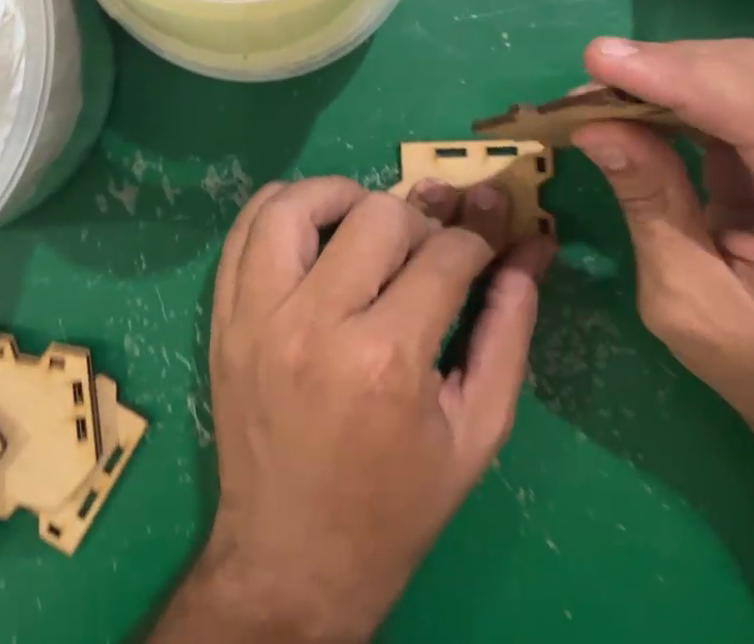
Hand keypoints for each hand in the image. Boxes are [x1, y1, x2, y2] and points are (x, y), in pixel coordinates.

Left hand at [190, 178, 555, 640]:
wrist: (293, 557)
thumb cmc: (397, 505)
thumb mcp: (478, 430)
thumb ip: (509, 332)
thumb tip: (530, 251)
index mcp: (386, 359)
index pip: (446, 253)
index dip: (482, 236)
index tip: (490, 235)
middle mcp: (314, 325)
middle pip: (378, 215)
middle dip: (422, 221)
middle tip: (430, 253)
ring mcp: (255, 318)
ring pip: (296, 204)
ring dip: (344, 197)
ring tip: (368, 224)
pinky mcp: (223, 321)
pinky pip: (243, 231)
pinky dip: (283, 210)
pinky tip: (316, 229)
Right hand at [571, 38, 753, 445]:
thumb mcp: (687, 298)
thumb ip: (651, 204)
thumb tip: (597, 127)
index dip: (680, 79)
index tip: (601, 60)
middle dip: (670, 67)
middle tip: (589, 75)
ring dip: (674, 74)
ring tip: (603, 87)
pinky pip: (747, 97)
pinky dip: (687, 93)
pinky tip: (639, 99)